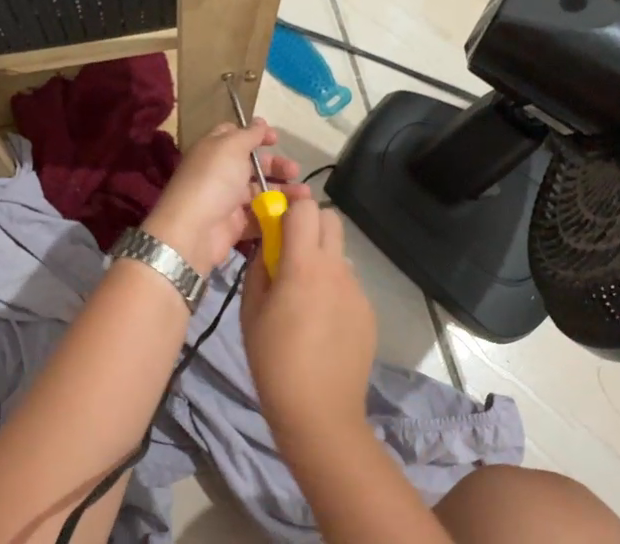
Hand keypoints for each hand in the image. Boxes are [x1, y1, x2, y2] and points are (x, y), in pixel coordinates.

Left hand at [142, 119, 298, 276]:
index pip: (235, 136)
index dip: (256, 135)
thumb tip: (259, 121)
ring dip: (283, 191)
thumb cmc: (213, 179)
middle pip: (253, 165)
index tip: (277, 139)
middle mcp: (220, 173)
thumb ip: (249, 134)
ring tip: (305, 196)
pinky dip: (276, 215)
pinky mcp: (235, 225)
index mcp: (214, 150)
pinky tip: (295, 214)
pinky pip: (260, 217)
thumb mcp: (231, 146)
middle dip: (276, 166)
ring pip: (260, 192)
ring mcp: (227, 200)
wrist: (195, 230)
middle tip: (295, 171)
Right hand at [240, 194, 376, 443]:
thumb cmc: (273, 360)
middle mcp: (336, 269)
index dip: (289, 207)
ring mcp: (357, 291)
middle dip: (309, 224)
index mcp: (304, 265)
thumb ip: (259, 267)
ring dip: (321, 260)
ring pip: (339, 254)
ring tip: (304, 298)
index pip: (304, 208)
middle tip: (290, 252)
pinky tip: (321, 325)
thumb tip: (267, 245)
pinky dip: (333, 290)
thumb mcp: (250, 310)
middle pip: (330, 219)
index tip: (274, 221)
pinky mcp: (369, 313)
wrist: (320, 412)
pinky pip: (348, 285)